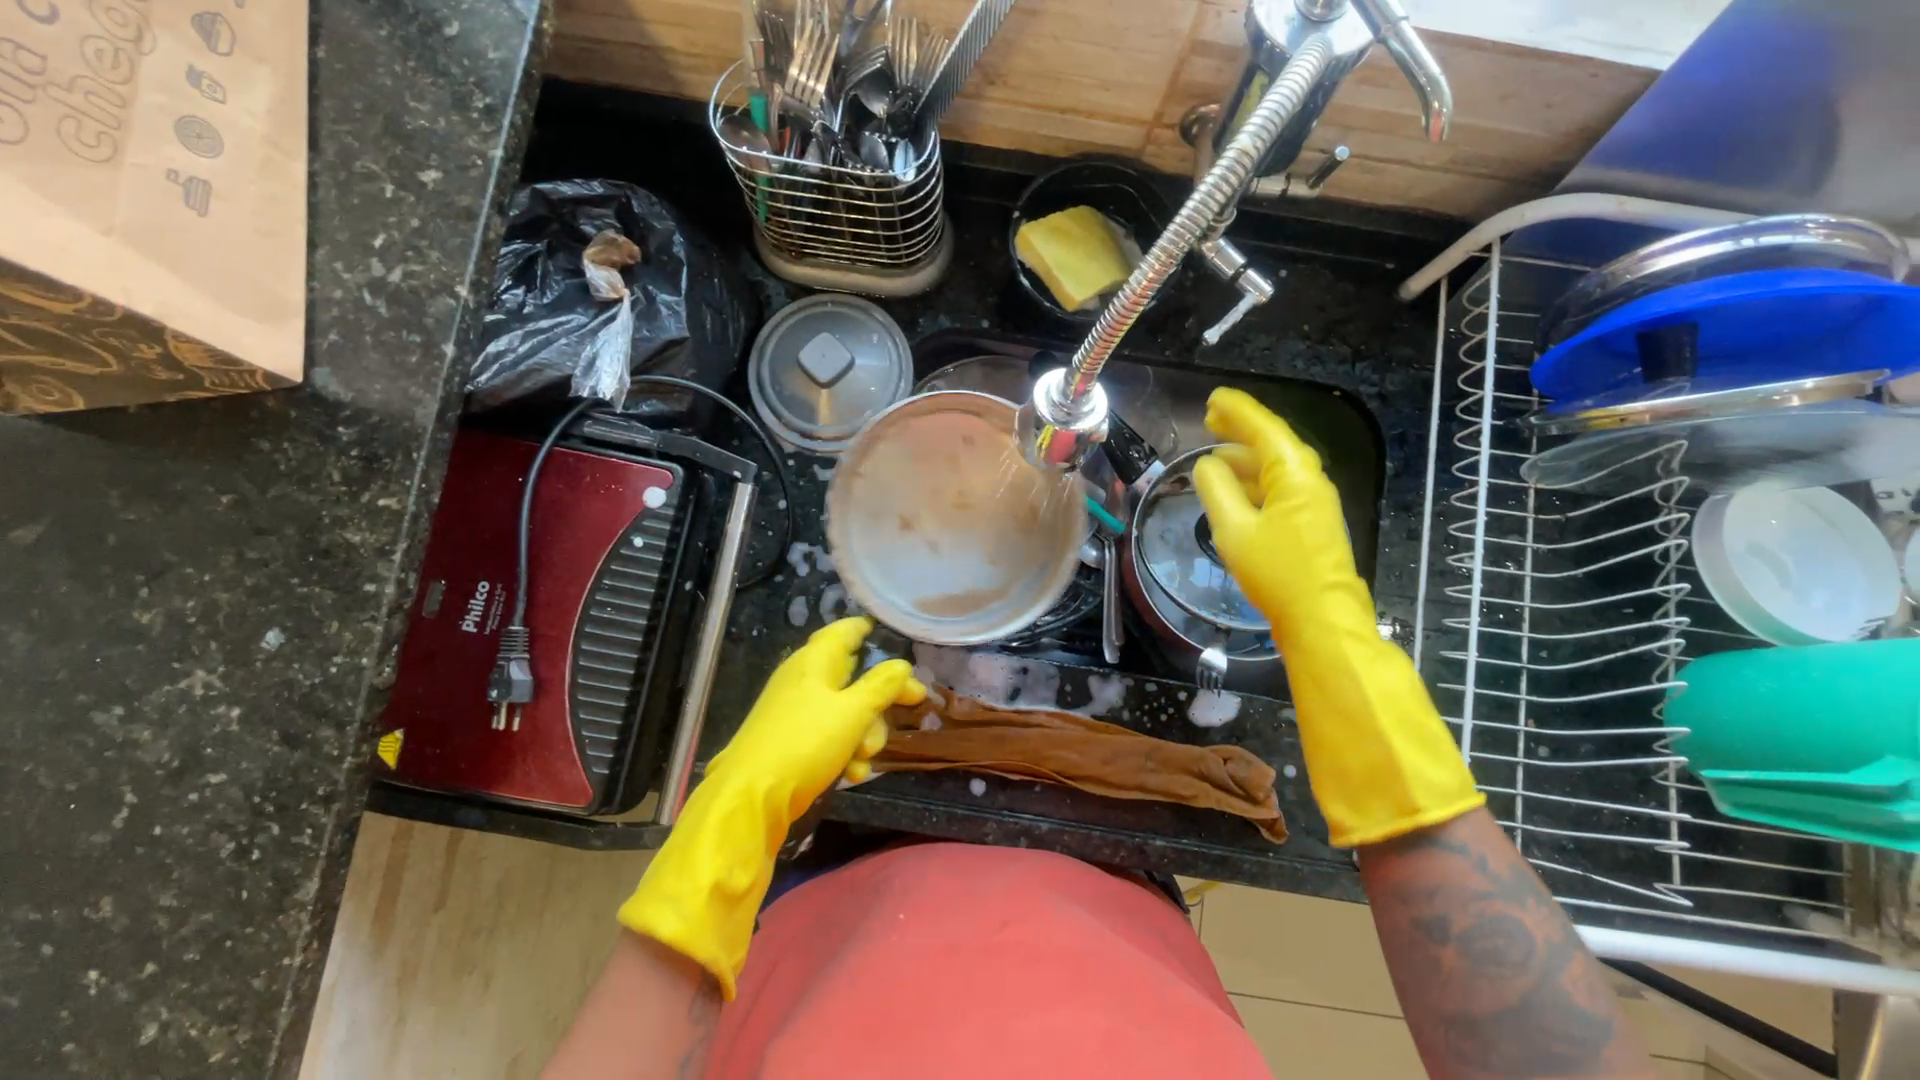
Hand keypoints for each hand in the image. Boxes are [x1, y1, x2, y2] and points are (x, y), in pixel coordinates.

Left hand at [715, 615, 926, 808]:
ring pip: (847, 711)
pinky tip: (852, 773)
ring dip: (866, 732)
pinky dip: (846, 752)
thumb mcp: (853, 713)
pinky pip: (831, 737)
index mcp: (815, 661)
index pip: (845, 631)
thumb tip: (902, 665)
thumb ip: (881, 686)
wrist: (752, 796)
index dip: (870, 630)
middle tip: (914, 704)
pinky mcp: (795, 742)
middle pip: (855, 676)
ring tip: (866, 756)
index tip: (898, 639)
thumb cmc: (805, 743)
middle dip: (882, 696)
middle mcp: (806, 680)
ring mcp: (799, 712)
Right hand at [1190, 387, 1364, 644]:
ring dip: (1245, 457)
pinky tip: (1234, 490)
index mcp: (1294, 474)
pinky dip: (1254, 482)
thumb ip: (1216, 490)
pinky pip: (1279, 489)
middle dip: (1241, 429)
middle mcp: (1309, 481)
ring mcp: (1313, 503)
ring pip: (1276, 468)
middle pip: (1273, 444)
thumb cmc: (1277, 572)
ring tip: (1214, 453)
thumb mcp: (1234, 530)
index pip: (1264, 428)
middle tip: (1210, 418)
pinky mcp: (1310, 525)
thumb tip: (1206, 465)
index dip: (1237, 411)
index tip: (1212, 398)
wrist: (1321, 619)